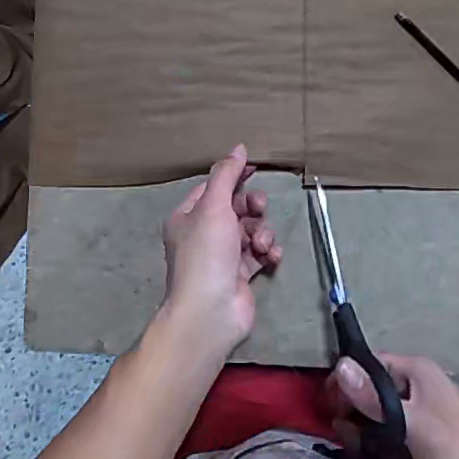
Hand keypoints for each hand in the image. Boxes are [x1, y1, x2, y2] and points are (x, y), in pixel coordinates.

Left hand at [156, 144, 282, 358]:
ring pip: (251, 230)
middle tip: (258, 209)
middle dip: (251, 207)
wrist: (211, 311)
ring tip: (261, 245)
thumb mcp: (213, 206)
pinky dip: (268, 252)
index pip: (213, 188)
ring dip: (262, 232)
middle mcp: (203, 235)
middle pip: (235, 208)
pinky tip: (271, 257)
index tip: (254, 169)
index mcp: (188, 217)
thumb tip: (238, 148)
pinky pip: (259, 254)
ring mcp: (222, 256)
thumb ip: (226, 175)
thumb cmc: (206, 254)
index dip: (233, 177)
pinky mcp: (240, 275)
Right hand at [328, 353, 458, 458]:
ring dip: (360, 436)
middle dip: (351, 413)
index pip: (367, 364)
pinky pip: (381, 442)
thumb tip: (340, 365)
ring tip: (360, 455)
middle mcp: (414, 391)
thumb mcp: (416, 426)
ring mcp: (414, 421)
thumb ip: (375, 398)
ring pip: (370, 419)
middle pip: (365, 391)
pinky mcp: (413, 448)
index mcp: (418, 374)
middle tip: (347, 437)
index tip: (331, 408)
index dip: (346, 382)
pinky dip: (372, 452)